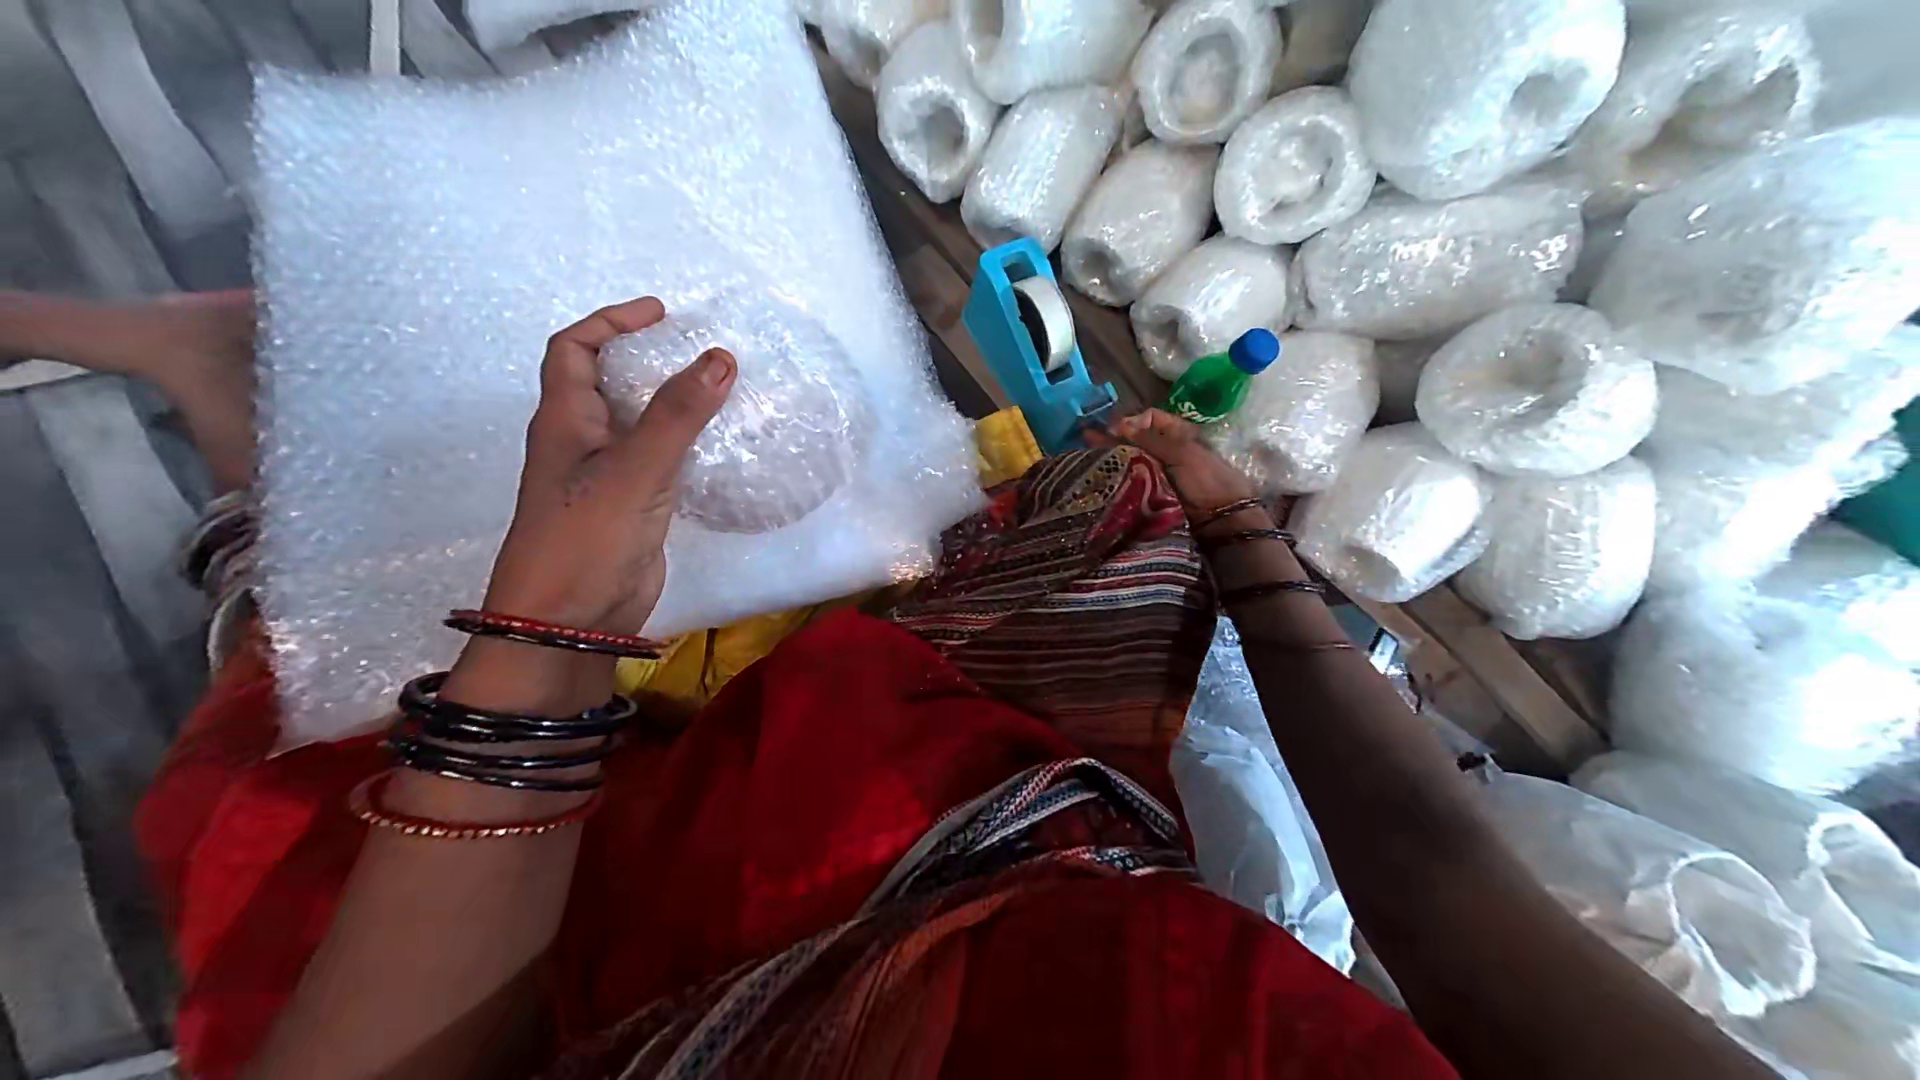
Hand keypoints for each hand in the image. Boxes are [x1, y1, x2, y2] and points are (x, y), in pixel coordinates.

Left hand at [440, 297, 734, 717]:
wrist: (572, 621)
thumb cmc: (587, 537)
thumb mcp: (635, 469)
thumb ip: (678, 414)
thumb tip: (721, 358)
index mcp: (565, 421)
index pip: (574, 350)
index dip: (611, 322)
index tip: (660, 314)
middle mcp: (583, 442)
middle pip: (609, 382)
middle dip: (649, 359)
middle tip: (700, 353)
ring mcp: (608, 477)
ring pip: (640, 423)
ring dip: (673, 403)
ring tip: (720, 392)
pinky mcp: (633, 507)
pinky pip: (660, 461)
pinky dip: (686, 444)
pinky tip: (719, 446)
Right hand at [1089, 408, 1257, 516]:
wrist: (1218, 519)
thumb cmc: (1206, 479)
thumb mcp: (1181, 452)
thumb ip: (1150, 438)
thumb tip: (1119, 425)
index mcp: (1177, 435)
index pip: (1150, 419)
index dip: (1133, 420)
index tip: (1117, 429)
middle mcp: (1163, 451)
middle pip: (1134, 439)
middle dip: (1112, 436)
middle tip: (1088, 436)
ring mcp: (1154, 472)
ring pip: (1128, 458)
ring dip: (1108, 454)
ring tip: (1085, 450)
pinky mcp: (1146, 492)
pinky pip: (1127, 479)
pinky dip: (1112, 474)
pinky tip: (1095, 470)